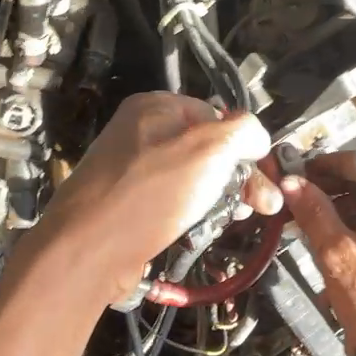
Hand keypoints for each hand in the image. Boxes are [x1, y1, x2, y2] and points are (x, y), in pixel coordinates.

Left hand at [22, 93, 282, 302]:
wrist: (89, 248)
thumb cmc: (152, 193)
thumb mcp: (208, 150)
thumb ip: (240, 133)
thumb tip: (255, 134)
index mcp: (156, 107)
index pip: (216, 115)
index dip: (245, 145)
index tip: (267, 176)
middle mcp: (140, 133)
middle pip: (206, 148)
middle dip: (239, 177)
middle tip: (264, 206)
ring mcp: (132, 170)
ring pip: (192, 178)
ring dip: (220, 198)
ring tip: (237, 219)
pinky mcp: (128, 205)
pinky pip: (171, 202)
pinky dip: (193, 214)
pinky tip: (206, 229)